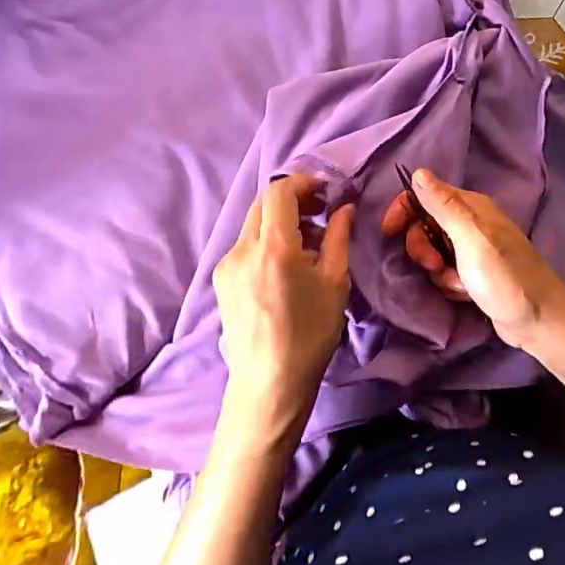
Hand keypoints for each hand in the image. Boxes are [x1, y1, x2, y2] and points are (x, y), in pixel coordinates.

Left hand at [212, 175, 355, 432]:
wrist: (269, 381)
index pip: (279, 192)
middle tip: (320, 212)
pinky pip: (245, 246)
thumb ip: (338, 237)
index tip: (325, 192)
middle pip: (263, 204)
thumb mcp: (335, 283)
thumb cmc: (310, 334)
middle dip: (292, 199)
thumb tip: (344, 207)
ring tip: (308, 243)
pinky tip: (285, 265)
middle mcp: (242, 248)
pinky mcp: (221, 279)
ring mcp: (227, 263)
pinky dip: (266, 242)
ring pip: (252, 224)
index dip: (303, 183)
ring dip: (279, 221)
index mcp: (273, 247)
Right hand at [382, 168, 564, 346]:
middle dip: (422, 247)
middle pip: (424, 225)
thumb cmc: (505, 278)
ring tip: (457, 283)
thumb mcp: (471, 239)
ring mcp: (473, 249)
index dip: (403, 211)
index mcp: (471, 207)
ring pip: (433, 251)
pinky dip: (449, 283)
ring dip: (438, 270)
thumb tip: (418, 172)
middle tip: (434, 265)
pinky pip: (445, 271)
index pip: (423, 195)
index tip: (389, 233)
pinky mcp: (474, 273)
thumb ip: (443, 206)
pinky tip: (464, 292)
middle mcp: (471, 223)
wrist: (539, 323)